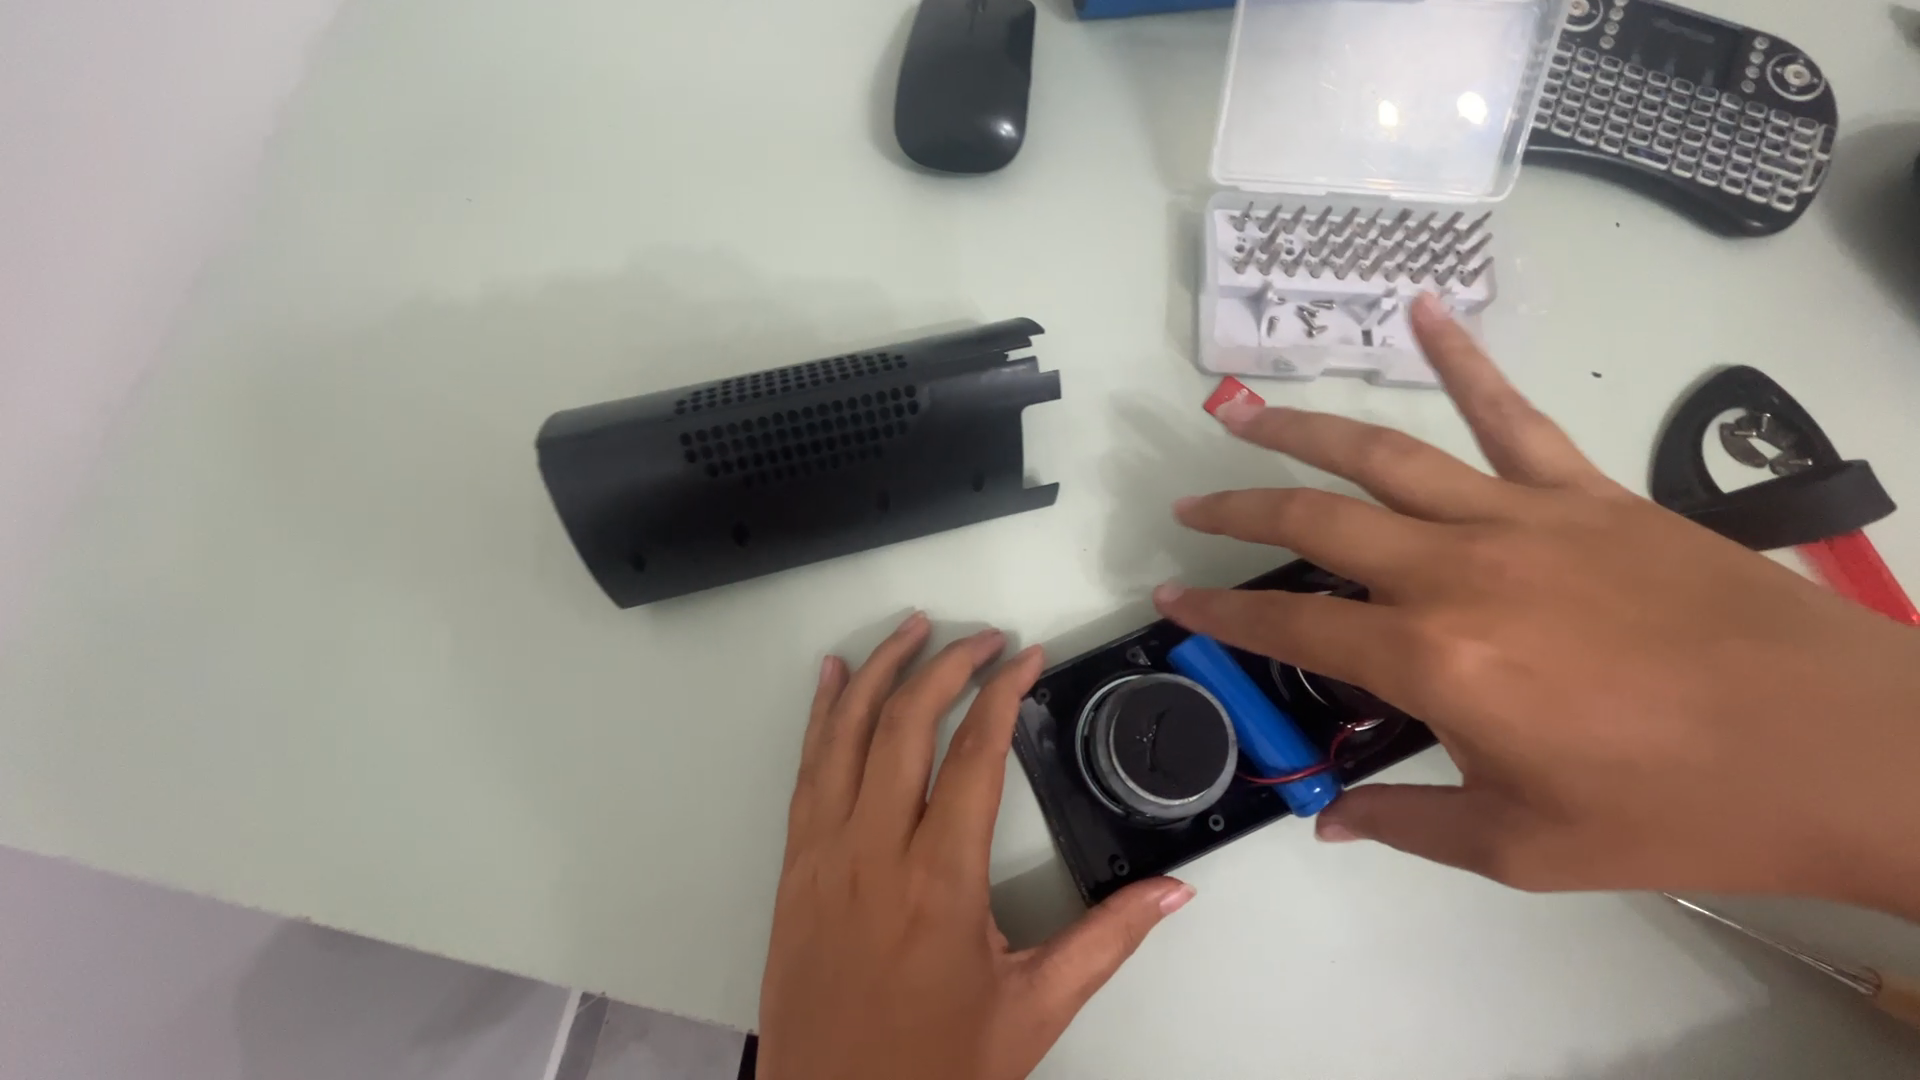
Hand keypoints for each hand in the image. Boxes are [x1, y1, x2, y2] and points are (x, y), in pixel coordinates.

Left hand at [759, 614, 1194, 1079]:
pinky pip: (807, 769)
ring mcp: (826, 850)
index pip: (975, 753)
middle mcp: (876, 849)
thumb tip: (1173, 893)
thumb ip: (1106, 941)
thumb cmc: (933, 1069)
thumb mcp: (1032, 1010)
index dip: (1003, 692)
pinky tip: (834, 677)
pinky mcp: (796, 863)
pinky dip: (822, 713)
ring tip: (911, 626)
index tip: (1025, 657)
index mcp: (940, 878)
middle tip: (983, 637)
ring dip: (881, 670)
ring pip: (848, 733)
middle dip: (948, 664)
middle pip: (909, 724)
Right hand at [1155, 294, 1919, 916]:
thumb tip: (1326, 823)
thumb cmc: (1675, 808)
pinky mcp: (1582, 492)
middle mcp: (1455, 571)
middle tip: (1188, 505)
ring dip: (1301, 430)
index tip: (1171, 597)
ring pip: (1382, 454)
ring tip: (1244, 414)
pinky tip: (1421, 313)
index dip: (1219, 611)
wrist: (1855, 754)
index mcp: (1432, 659)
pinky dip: (1462, 358)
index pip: (1291, 625)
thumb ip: (1404, 825)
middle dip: (1235, 510)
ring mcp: (1519, 519)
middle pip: (1313, 521)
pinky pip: (1507, 413)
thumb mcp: (1520, 845)